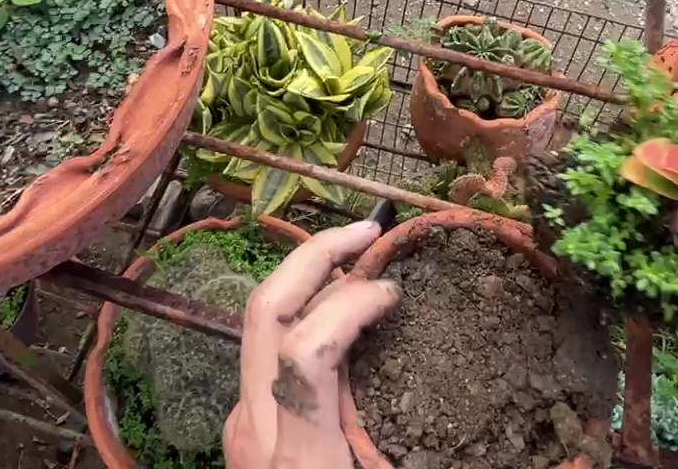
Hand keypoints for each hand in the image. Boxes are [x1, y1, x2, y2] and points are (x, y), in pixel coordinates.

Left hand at [226, 220, 400, 468]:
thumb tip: (435, 377)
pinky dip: (306, 309)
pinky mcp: (242, 420)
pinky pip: (269, 343)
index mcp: (299, 455)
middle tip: (368, 231)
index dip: (350, 303)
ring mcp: (241, 419)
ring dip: (310, 272)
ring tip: (357, 252)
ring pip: (262, 318)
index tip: (392, 291)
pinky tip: (339, 307)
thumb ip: (394, 433)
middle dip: (316, 253)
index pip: (305, 351)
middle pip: (266, 310)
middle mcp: (257, 426)